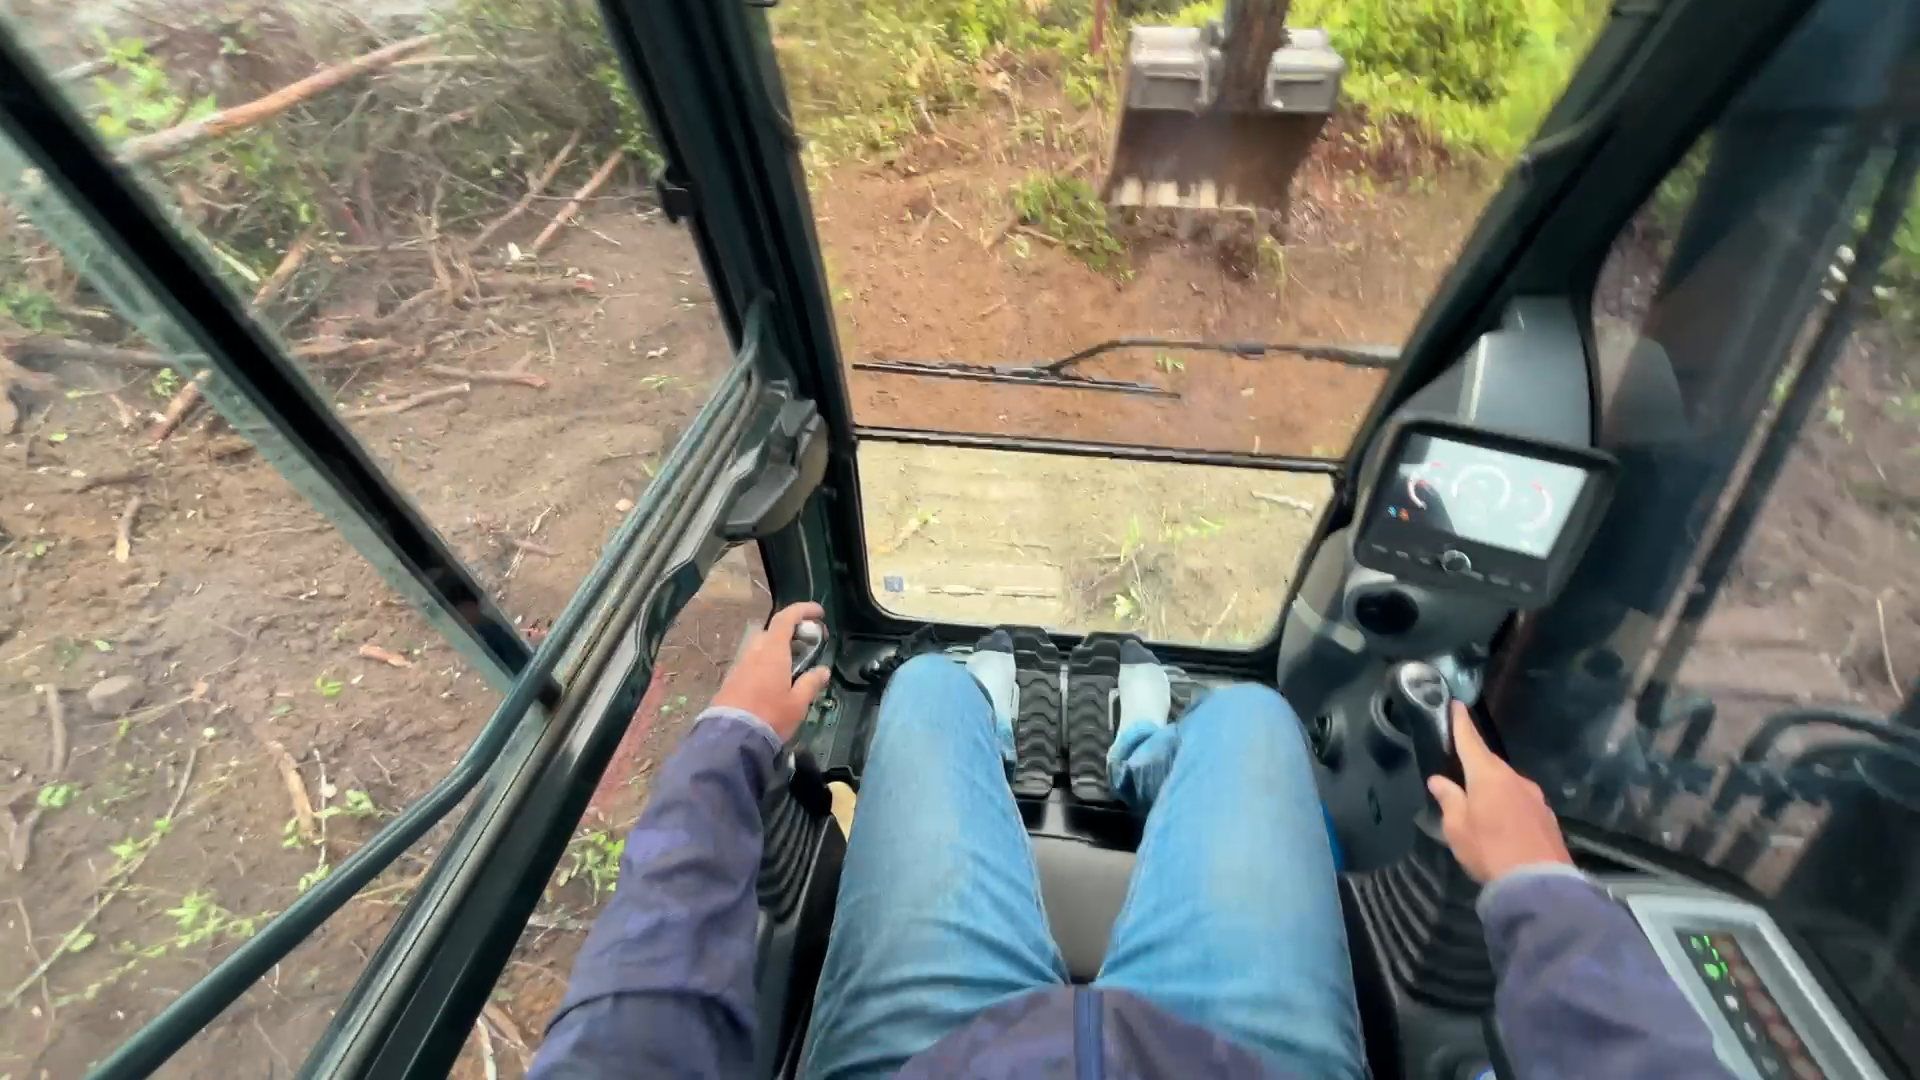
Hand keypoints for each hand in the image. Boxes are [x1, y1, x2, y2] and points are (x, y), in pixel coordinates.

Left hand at [712, 602, 830, 742]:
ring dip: (778, 650)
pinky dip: (766, 663)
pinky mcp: (731, 680)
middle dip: (791, 633)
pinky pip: (752, 662)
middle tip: (807, 646)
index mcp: (772, 651)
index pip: (786, 618)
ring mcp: (740, 666)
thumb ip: (811, 683)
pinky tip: (774, 683)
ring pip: (761, 647)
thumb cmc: (770, 716)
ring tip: (793, 667)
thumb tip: (823, 670)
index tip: (819, 613)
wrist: (731, 739)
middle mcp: (753, 652)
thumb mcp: (798, 703)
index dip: (803, 610)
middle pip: (772, 632)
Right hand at [1426, 701, 1572, 883]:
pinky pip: (1519, 800)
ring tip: (1476, 799)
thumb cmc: (1489, 850)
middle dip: (1473, 761)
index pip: (1470, 741)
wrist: (1541, 887)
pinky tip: (1500, 819)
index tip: (1456, 704)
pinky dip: (1506, 803)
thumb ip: (1448, 799)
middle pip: (1489, 762)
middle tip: (1456, 764)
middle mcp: (1515, 780)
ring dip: (1491, 785)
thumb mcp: (1456, 826)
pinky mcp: (1547, 818)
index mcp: (1489, 776)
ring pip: (1506, 783)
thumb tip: (1440, 781)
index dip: (1461, 723)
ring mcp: (1535, 799)